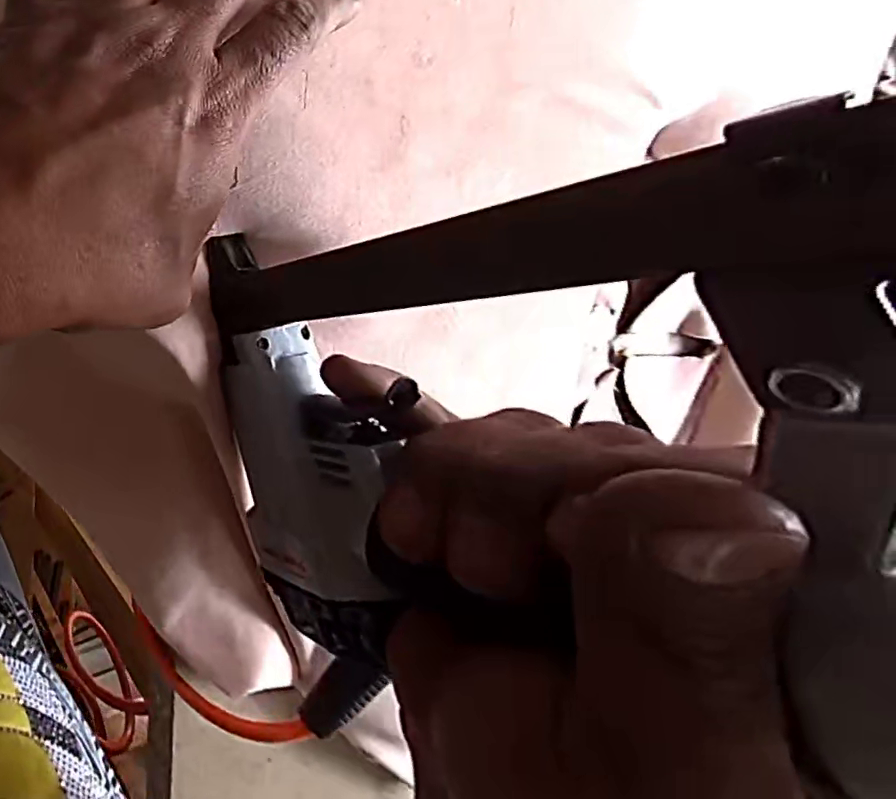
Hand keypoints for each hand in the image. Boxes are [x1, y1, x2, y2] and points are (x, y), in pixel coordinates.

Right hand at [325, 357, 808, 798]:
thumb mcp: (662, 757)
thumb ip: (684, 639)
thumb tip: (713, 506)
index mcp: (785, 602)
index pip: (712, 481)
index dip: (613, 499)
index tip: (556, 558)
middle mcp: (692, 546)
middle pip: (590, 449)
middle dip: (504, 494)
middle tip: (484, 575)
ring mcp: (582, 521)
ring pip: (511, 438)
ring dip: (444, 481)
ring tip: (435, 554)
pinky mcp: (498, 513)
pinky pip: (449, 433)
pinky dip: (396, 405)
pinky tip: (357, 385)